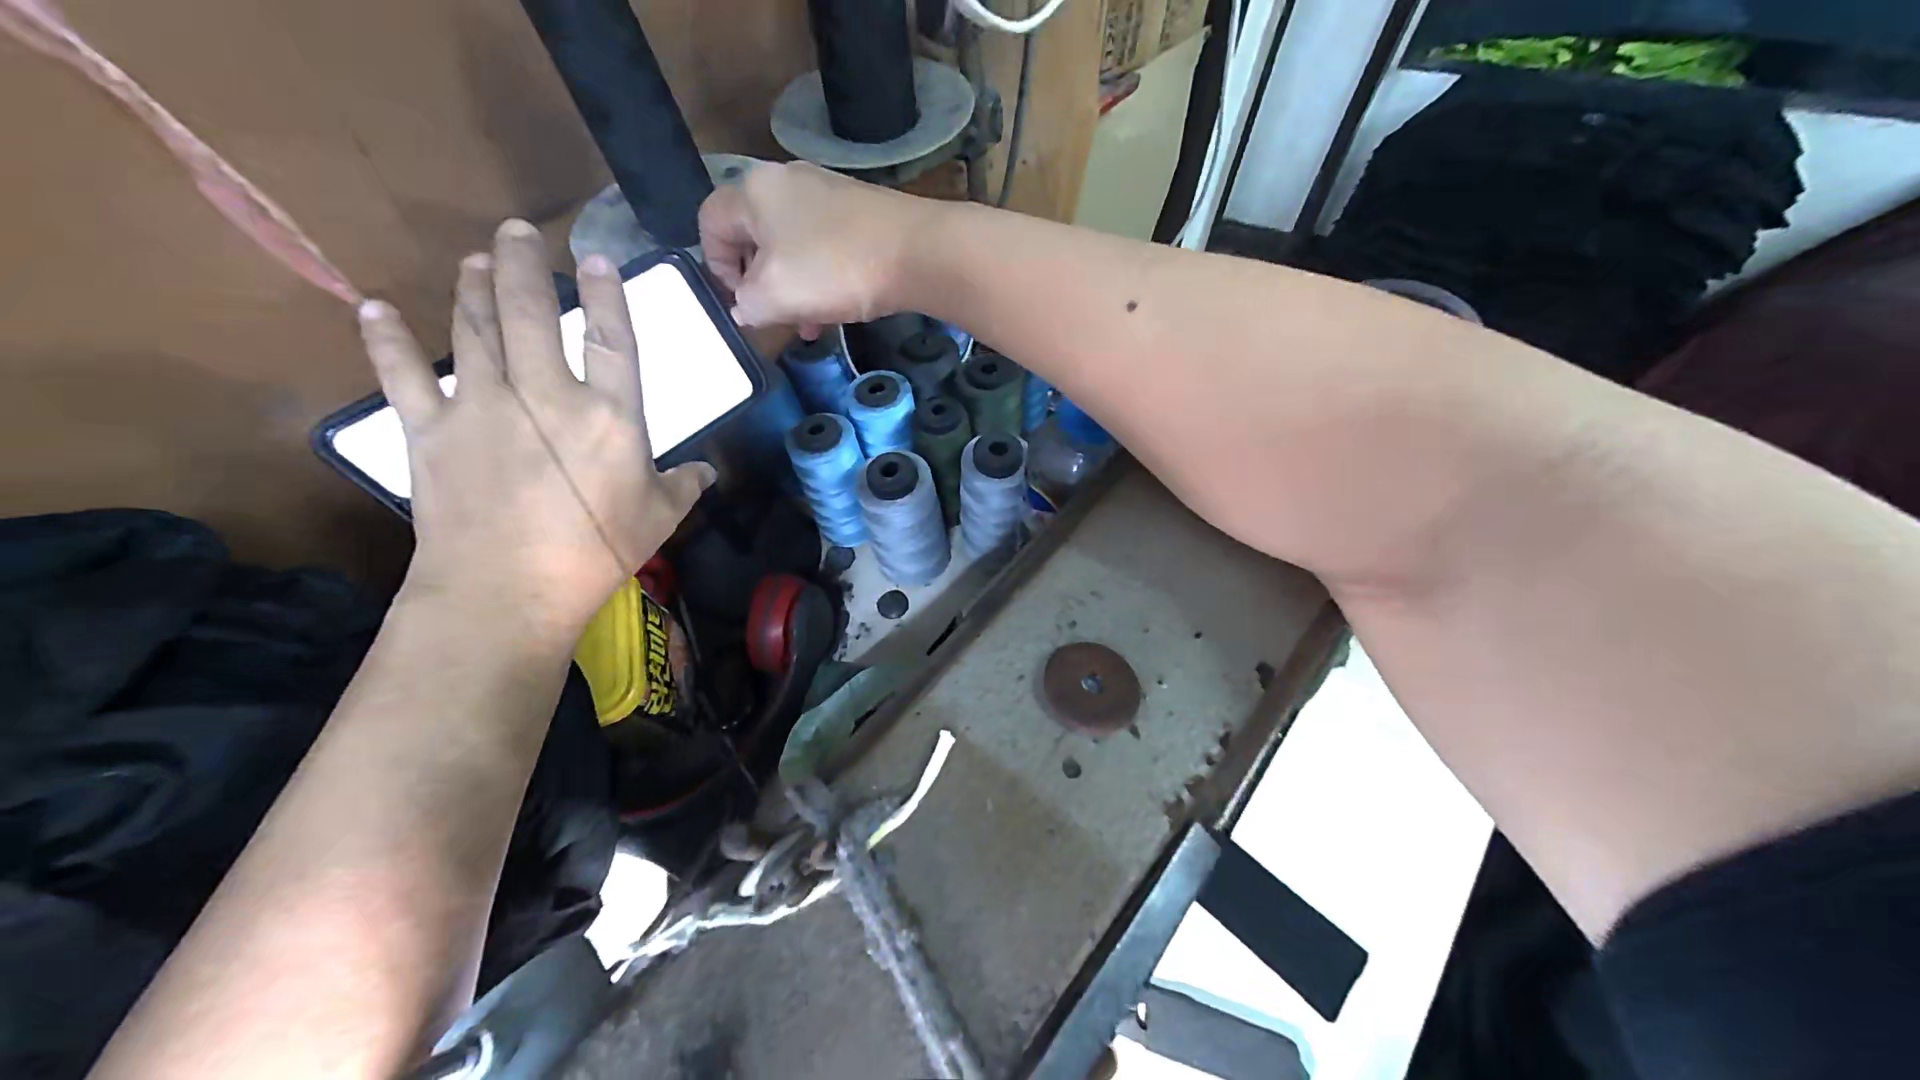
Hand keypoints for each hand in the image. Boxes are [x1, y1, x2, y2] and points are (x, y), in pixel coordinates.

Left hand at [357, 220, 713, 638]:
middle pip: (532, 312)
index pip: (613, 338)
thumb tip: (707, 472)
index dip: (607, 294)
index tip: (597, 259)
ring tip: (472, 260)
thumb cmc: (597, 553)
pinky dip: (386, 340)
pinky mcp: (429, 430)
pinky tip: (375, 309)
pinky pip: (402, 375)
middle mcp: (546, 395)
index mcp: (610, 416)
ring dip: (472, 288)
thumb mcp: (658, 518)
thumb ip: (684, 485)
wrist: (508, 590)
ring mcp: (482, 407)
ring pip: (474, 329)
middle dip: (523, 264)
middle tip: (515, 231)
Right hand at [699, 162, 936, 336]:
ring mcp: (826, 193)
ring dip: (793, 289)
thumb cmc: (835, 270)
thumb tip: (745, 307)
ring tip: (809, 325)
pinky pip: (823, 247)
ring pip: (790, 247)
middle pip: (752, 236)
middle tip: (775, 317)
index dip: (714, 268)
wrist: (919, 252)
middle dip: (759, 284)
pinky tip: (837, 310)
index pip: (708, 223)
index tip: (740, 303)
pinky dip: (821, 278)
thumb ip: (746, 305)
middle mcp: (785, 181)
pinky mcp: (857, 211)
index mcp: (753, 190)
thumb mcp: (773, 297)